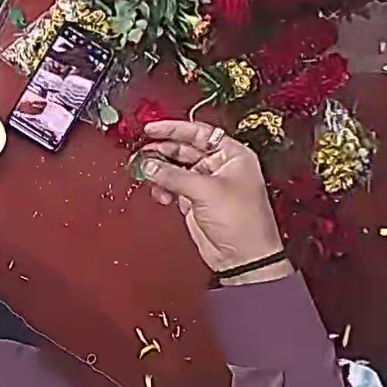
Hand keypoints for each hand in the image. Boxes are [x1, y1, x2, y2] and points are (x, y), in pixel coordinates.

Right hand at [139, 119, 290, 284]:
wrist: (243, 257)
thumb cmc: (242, 222)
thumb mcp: (206, 190)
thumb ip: (174, 175)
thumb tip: (151, 164)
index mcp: (232, 155)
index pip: (199, 132)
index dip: (174, 129)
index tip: (152, 128)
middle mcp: (219, 166)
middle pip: (184, 149)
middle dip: (162, 151)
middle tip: (143, 153)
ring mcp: (207, 183)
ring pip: (176, 168)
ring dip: (160, 171)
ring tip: (147, 173)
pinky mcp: (196, 200)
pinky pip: (173, 186)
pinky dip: (163, 188)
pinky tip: (159, 192)